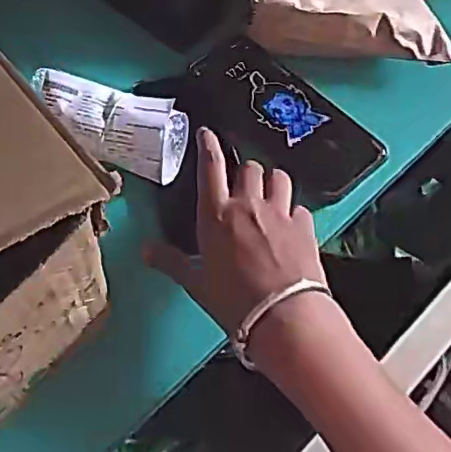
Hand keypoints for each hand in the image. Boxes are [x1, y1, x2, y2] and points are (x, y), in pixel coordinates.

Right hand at [145, 127, 326, 340]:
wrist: (284, 318)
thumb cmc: (234, 301)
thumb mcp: (196, 283)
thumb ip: (171, 261)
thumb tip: (145, 251)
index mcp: (215, 214)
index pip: (211, 166)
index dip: (208, 145)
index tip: (207, 134)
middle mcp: (247, 205)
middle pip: (249, 167)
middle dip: (244, 171)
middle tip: (241, 184)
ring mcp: (279, 213)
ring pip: (278, 177)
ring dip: (272, 181)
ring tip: (269, 193)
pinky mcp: (305, 227)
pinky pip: (300, 206)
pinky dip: (294, 211)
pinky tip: (291, 224)